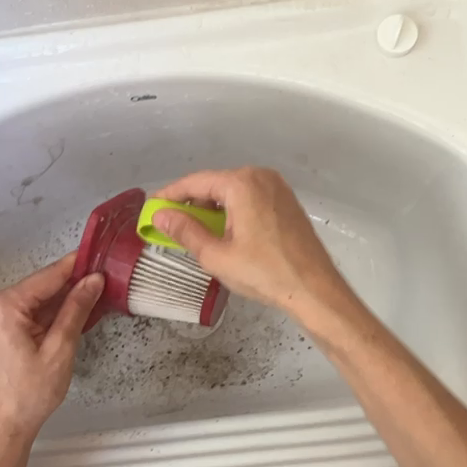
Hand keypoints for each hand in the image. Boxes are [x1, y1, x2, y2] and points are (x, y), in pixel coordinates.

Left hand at [0, 255, 103, 451]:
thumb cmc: (27, 397)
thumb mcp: (59, 350)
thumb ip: (76, 309)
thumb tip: (93, 281)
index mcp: (2, 307)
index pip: (47, 276)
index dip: (76, 266)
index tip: (98, 257)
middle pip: (38, 288)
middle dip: (69, 289)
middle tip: (100, 287)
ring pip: (30, 301)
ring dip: (57, 304)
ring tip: (88, 307)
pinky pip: (20, 313)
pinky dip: (42, 316)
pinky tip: (64, 322)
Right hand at [150, 167, 354, 318]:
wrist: (314, 289)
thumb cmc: (264, 273)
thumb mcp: (216, 255)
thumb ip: (186, 230)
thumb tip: (161, 215)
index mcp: (242, 183)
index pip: (195, 182)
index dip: (170, 195)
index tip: (153, 207)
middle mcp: (261, 176)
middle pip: (215, 183)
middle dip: (192, 202)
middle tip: (171, 223)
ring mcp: (278, 188)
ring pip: (234, 191)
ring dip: (212, 207)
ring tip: (195, 230)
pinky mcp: (287, 202)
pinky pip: (251, 198)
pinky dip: (233, 210)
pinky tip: (224, 231)